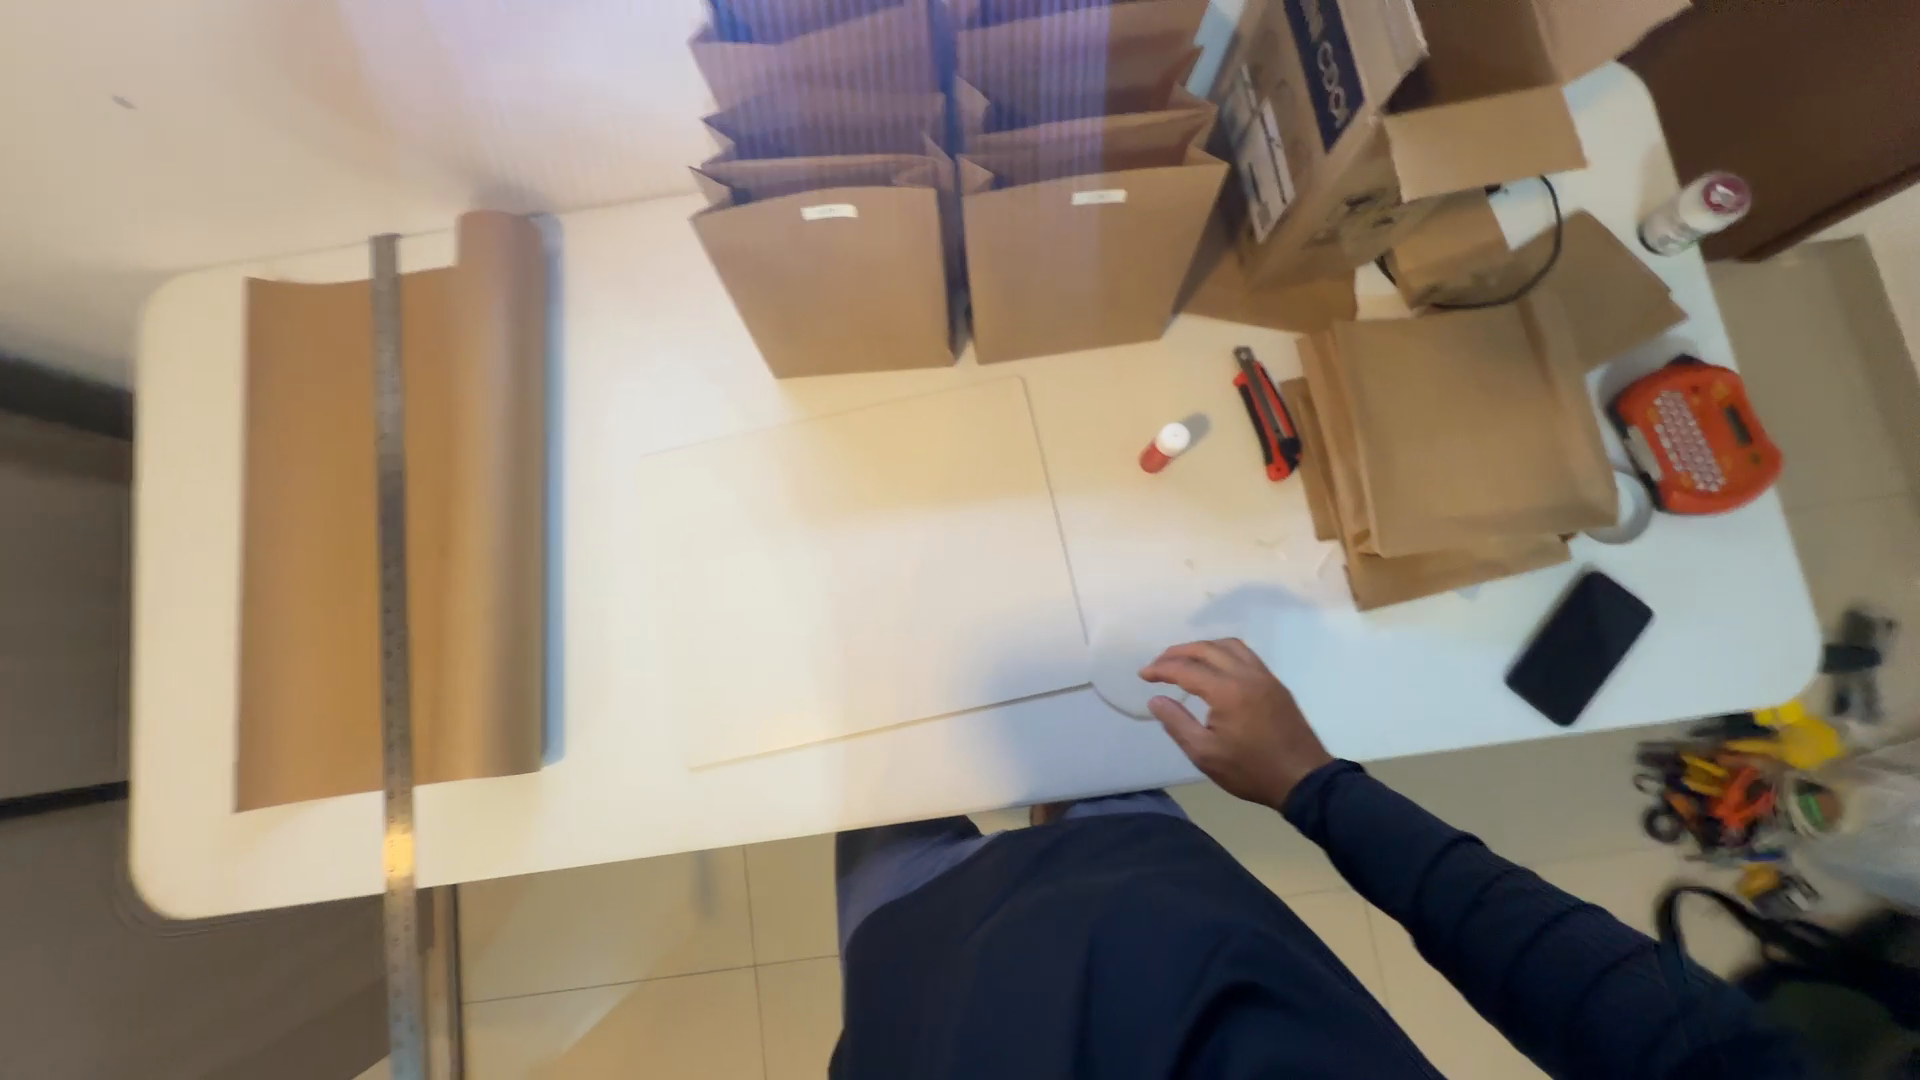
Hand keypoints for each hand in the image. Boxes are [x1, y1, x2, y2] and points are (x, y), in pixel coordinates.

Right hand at [1140, 639, 1333, 810]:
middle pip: (1206, 649)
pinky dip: (1223, 652)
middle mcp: (1246, 675)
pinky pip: (1245, 654)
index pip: (1186, 669)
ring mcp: (1264, 676)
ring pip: (1228, 645)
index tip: (1143, 675)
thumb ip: (1177, 723)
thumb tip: (1156, 699)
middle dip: (1177, 652)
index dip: (1160, 669)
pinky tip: (1214, 668)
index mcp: (1227, 691)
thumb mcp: (1205, 754)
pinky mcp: (1275, 684)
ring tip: (1185, 661)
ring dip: (1202, 648)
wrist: (1304, 780)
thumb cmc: (1251, 770)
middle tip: (1158, 665)